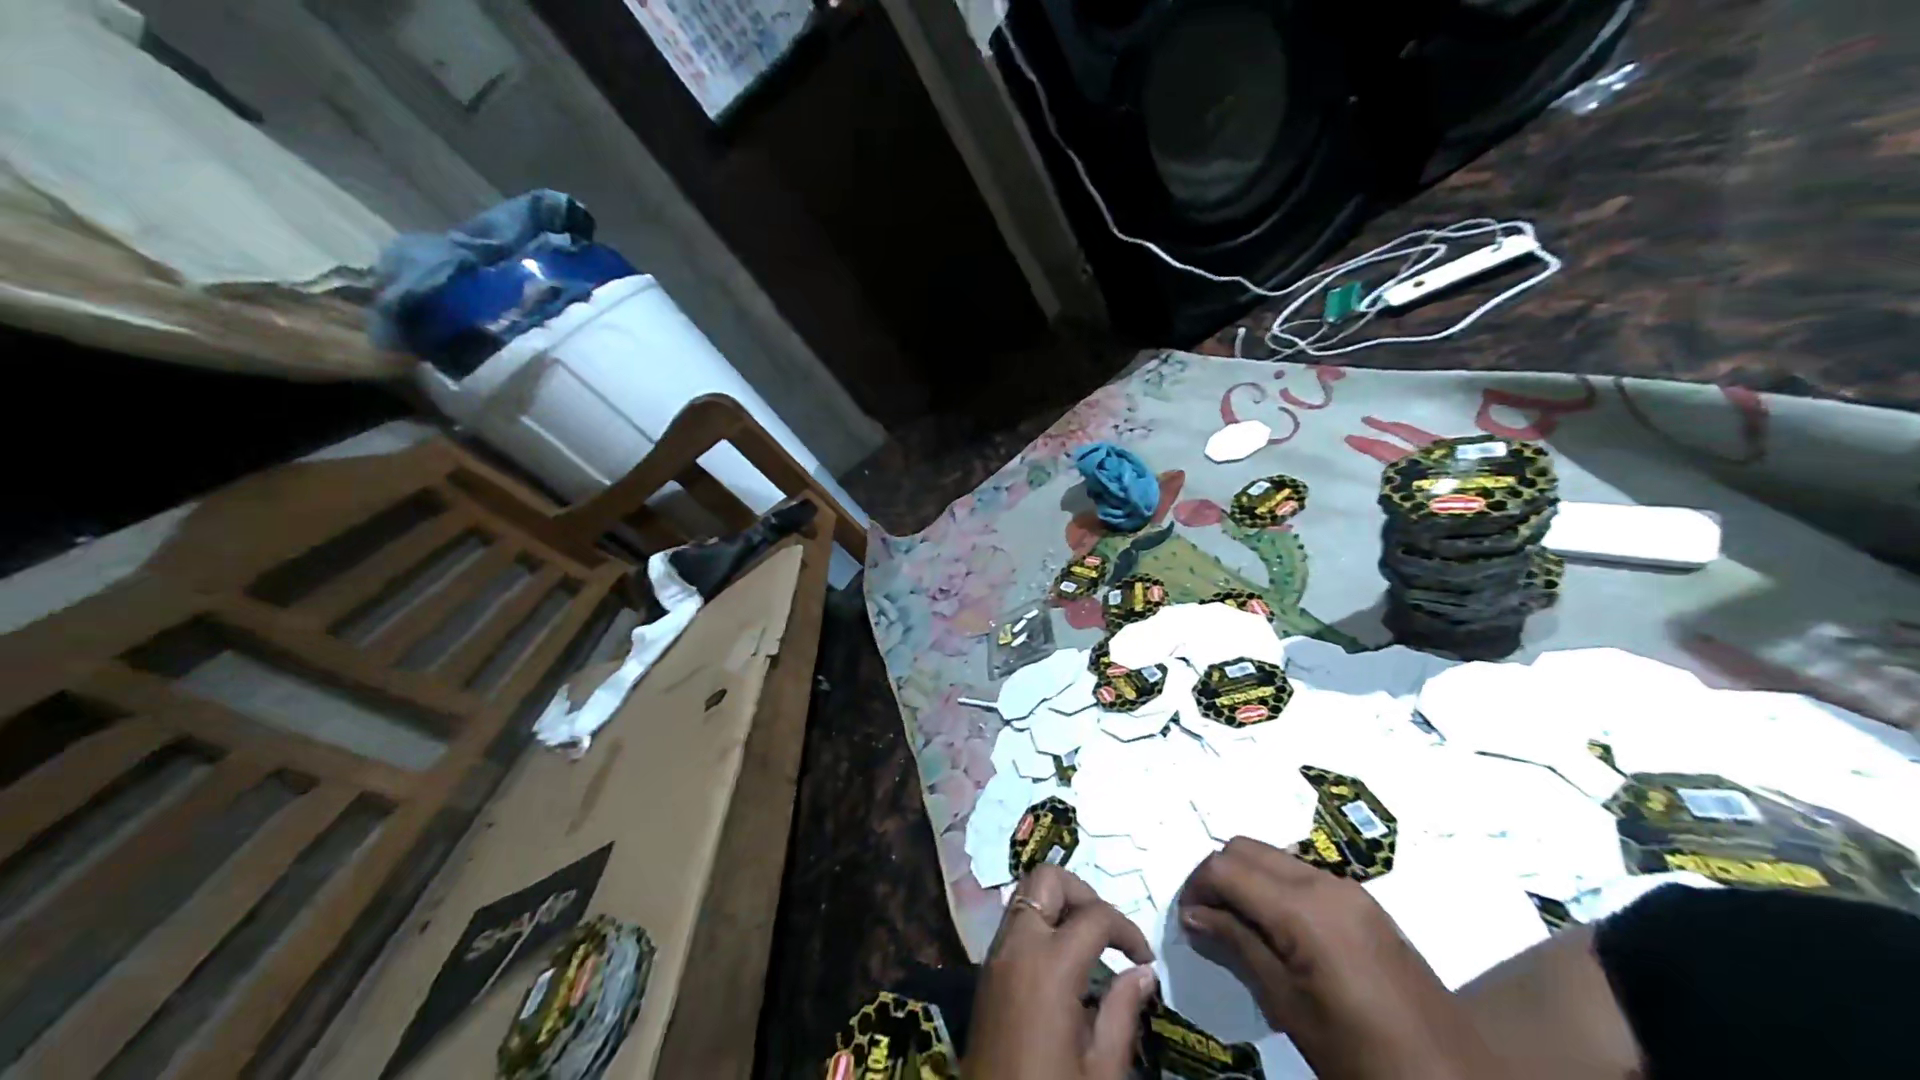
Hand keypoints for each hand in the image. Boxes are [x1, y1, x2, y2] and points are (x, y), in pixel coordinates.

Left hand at [965, 864, 1158, 1079]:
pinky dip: (1040, 923)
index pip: (1095, 915)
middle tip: (1108, 932)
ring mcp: (995, 954)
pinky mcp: (986, 971)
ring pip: (1025, 896)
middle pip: (1046, 879)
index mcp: (1050, 964)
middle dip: (1083, 893)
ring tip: (1088, 943)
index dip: (1128, 929)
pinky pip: (1013, 924)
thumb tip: (1142, 972)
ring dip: (1059, 905)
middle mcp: (1017, 945)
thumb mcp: (1101, 1069)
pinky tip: (1062, 961)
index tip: (1144, 959)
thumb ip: (1123, 1009)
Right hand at [1179, 838, 1504, 1079]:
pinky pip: (1303, 876)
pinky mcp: (1366, 905)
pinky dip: (1276, 890)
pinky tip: (1277, 934)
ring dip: (1247, 881)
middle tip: (1207, 921)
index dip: (1196, 888)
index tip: (1188, 924)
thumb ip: (1238, 947)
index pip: (1225, 867)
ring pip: (1275, 858)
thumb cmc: (1359, 1054)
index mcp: (1303, 908)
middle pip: (1247, 848)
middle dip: (1218, 876)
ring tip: (1239, 930)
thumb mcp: (1288, 1006)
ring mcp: (1350, 890)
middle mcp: (1325, 883)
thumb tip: (1194, 915)